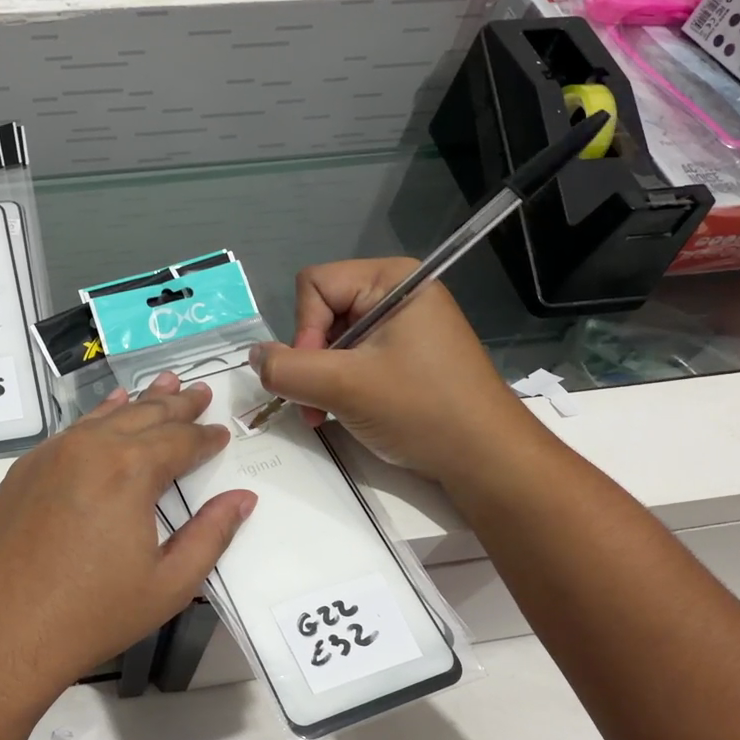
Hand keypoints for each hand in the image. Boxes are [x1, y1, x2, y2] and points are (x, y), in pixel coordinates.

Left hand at [0, 374, 256, 719]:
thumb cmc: (91, 615)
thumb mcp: (168, 584)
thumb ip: (211, 535)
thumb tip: (243, 498)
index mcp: (130, 469)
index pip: (180, 440)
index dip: (205, 437)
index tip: (221, 432)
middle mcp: (89, 448)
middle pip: (143, 417)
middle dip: (176, 406)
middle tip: (199, 392)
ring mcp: (49, 455)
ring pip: (103, 418)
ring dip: (138, 403)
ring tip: (162, 384)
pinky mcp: (21, 472)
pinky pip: (68, 433)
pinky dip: (95, 420)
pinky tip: (103, 416)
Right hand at [249, 258, 538, 482]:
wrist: (486, 459)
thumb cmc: (420, 409)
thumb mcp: (344, 386)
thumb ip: (287, 368)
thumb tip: (253, 356)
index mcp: (392, 281)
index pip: (313, 286)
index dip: (303, 330)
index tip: (318, 374)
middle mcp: (397, 294)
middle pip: (320, 313)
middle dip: (310, 361)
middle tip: (317, 403)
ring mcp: (403, 327)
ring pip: (332, 341)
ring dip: (320, 380)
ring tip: (328, 414)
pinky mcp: (406, 357)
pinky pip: (353, 360)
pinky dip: (340, 387)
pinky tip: (344, 413)